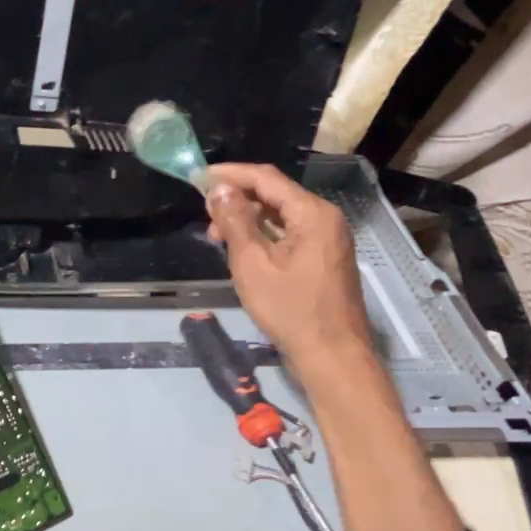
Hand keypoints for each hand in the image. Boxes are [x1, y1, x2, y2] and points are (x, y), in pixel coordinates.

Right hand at [204, 163, 372, 367]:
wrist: (332, 356)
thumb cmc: (290, 309)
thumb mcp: (252, 263)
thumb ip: (235, 221)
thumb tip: (219, 189)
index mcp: (313, 213)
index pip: (266, 178)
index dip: (231, 174)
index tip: (199, 176)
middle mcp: (325, 219)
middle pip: (275, 194)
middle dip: (238, 198)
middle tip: (204, 212)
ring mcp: (328, 239)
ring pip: (281, 216)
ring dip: (248, 218)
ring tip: (216, 235)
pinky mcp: (324, 258)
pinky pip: (290, 234)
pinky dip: (263, 235)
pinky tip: (241, 249)